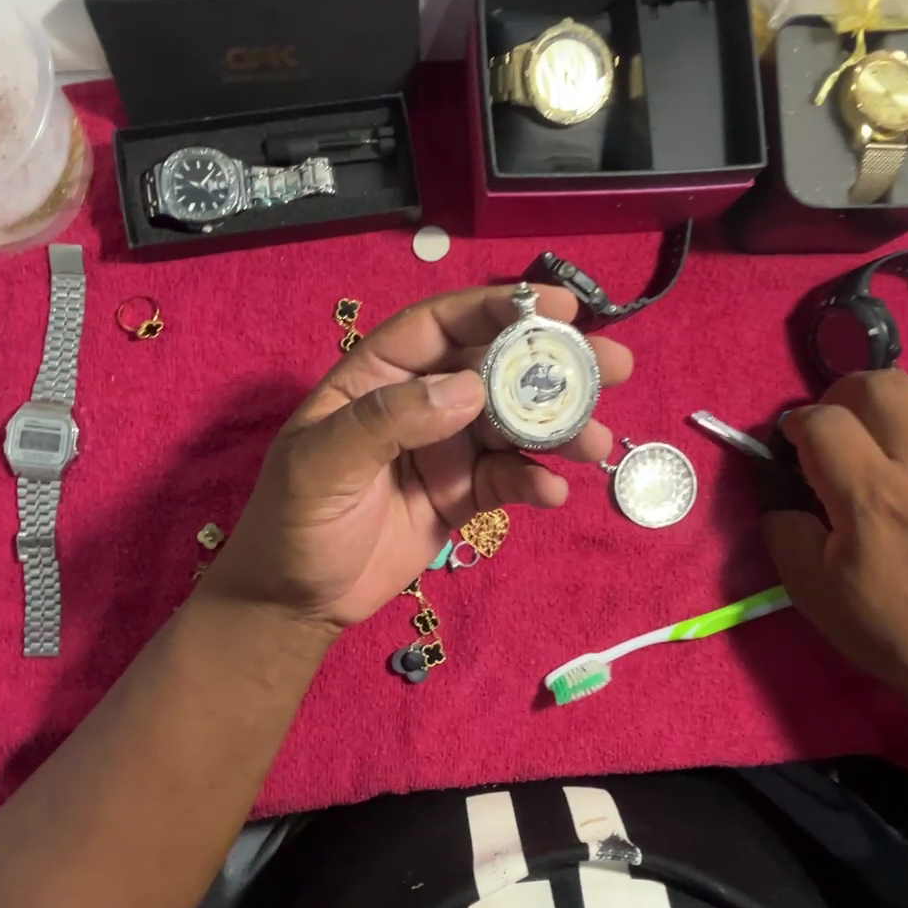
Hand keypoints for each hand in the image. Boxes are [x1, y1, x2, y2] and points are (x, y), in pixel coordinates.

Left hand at [198, 285, 632, 640]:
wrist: (298, 601)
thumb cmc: (293, 522)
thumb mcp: (323, 464)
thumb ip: (389, 421)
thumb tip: (468, 388)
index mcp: (379, 377)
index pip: (442, 326)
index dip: (496, 309)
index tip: (556, 307)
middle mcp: (421, 403)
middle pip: (494, 370)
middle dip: (553, 364)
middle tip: (614, 364)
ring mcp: (446, 450)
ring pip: (513, 425)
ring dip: (559, 428)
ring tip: (598, 441)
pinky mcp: (462, 496)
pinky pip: (507, 480)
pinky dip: (533, 484)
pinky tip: (552, 493)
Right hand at [758, 370, 907, 736]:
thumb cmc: (893, 633)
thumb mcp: (811, 593)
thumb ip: (784, 529)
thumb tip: (783, 492)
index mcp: (872, 498)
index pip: (821, 422)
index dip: (795, 425)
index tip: (792, 446)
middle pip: (878, 384)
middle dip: (841, 397)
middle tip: (834, 430)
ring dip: (893, 403)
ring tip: (883, 437)